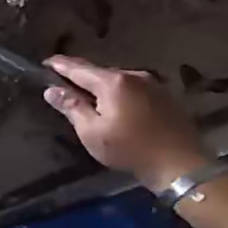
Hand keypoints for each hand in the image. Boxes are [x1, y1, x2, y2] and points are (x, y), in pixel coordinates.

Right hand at [43, 55, 211, 189]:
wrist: (183, 165)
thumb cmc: (130, 149)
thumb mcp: (91, 131)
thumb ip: (71, 107)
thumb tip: (51, 90)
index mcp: (113, 82)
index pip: (78, 68)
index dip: (59, 65)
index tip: (44, 62)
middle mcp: (134, 76)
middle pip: (99, 72)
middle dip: (80, 77)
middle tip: (63, 85)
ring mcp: (154, 85)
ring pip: (118, 80)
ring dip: (101, 86)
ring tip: (89, 97)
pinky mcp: (166, 97)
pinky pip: (133, 88)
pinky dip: (119, 93)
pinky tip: (116, 106)